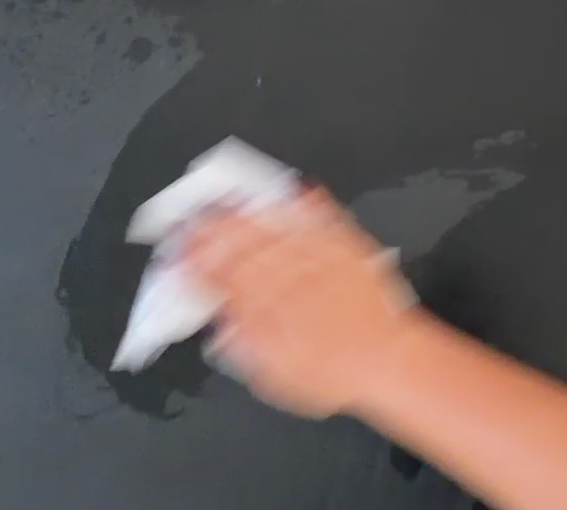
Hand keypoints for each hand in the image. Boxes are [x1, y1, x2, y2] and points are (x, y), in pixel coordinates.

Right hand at [182, 187, 421, 417]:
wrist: (386, 359)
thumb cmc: (332, 376)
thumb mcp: (274, 375)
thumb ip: (246, 344)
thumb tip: (223, 325)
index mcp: (267, 310)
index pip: (222, 278)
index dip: (197, 262)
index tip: (180, 249)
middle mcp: (291, 278)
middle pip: (245, 247)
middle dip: (217, 229)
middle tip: (198, 213)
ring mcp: (320, 259)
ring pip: (279, 229)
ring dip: (253, 212)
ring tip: (234, 196)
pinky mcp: (349, 249)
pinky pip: (327, 220)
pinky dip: (313, 204)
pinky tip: (301, 190)